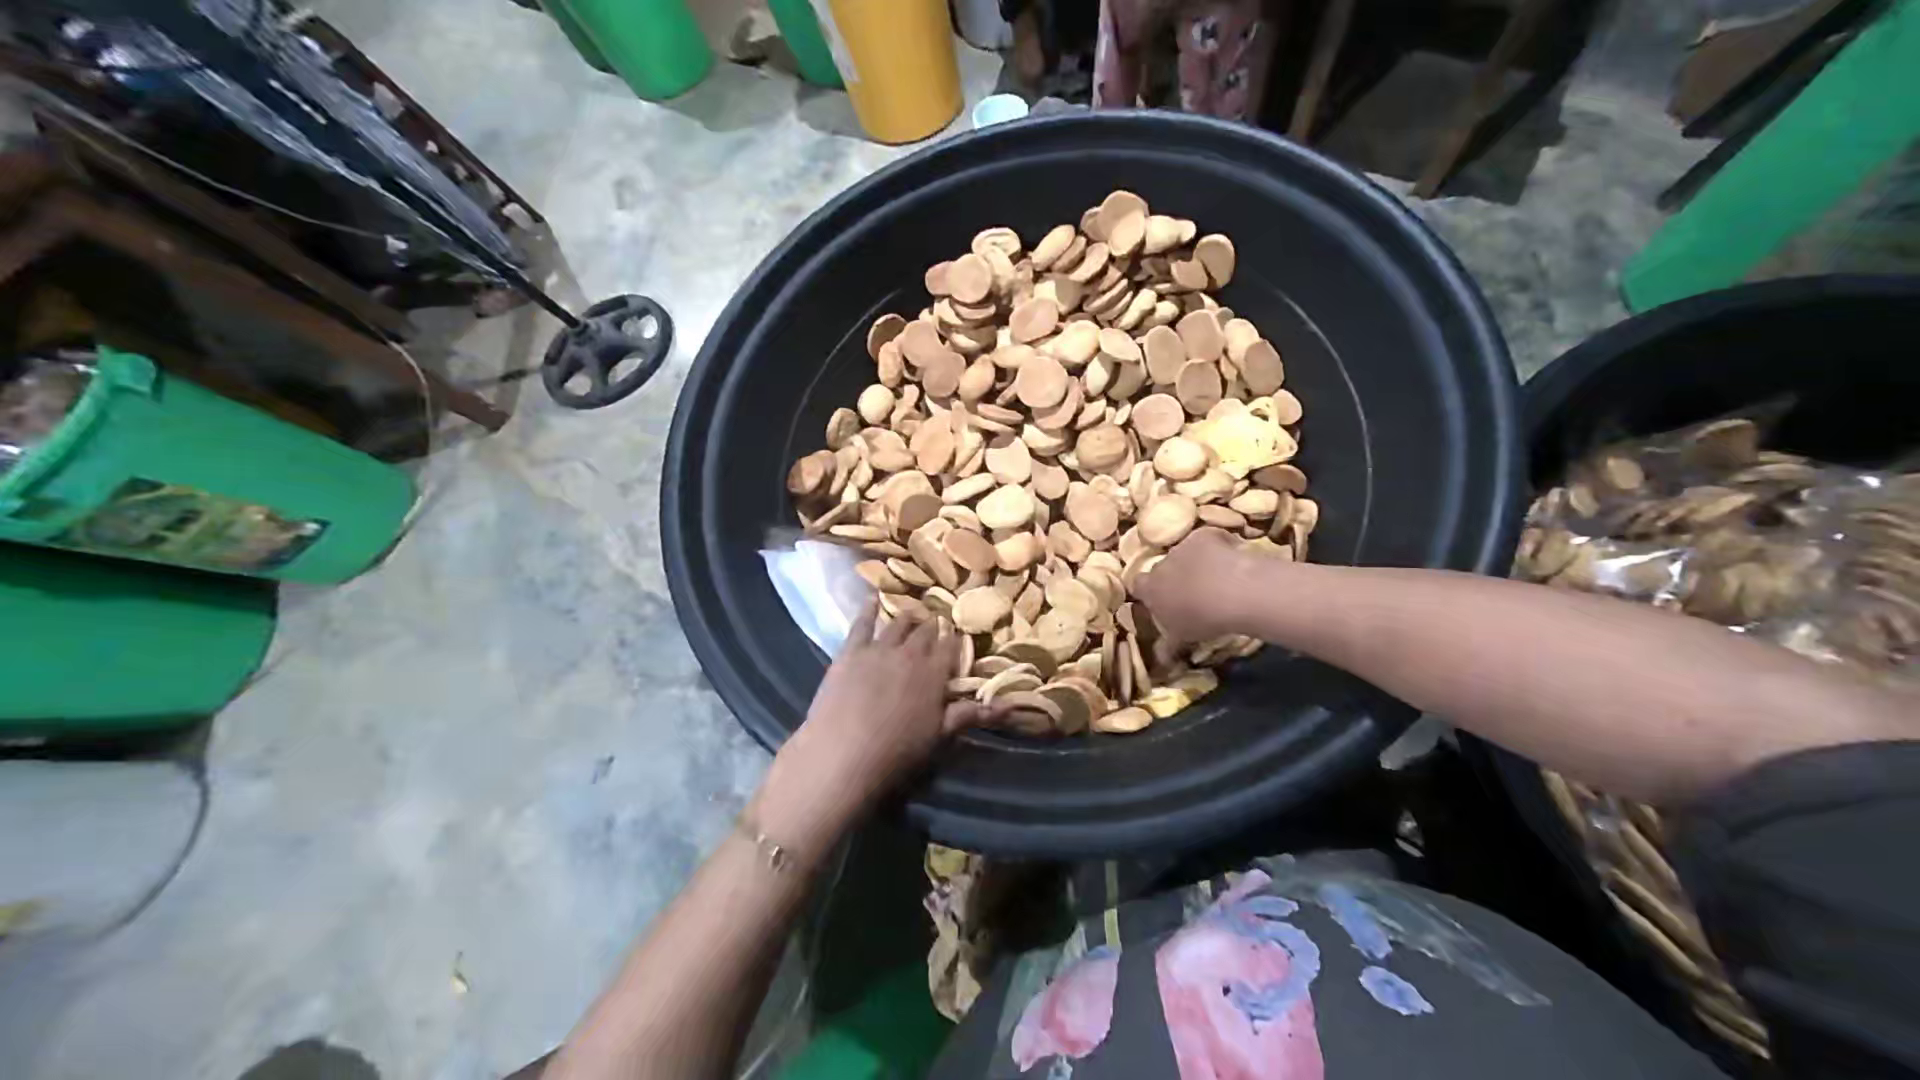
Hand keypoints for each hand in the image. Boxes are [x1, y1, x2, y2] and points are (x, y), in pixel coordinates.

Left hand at [756, 601, 993, 849]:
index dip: (955, 640)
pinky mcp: (850, 651)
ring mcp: (879, 648)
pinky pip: (862, 623)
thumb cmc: (899, 750)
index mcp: (935, 672)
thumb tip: (1012, 706)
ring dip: (908, 617)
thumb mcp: (941, 735)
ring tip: (913, 614)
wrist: (845, 753)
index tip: (958, 636)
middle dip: (934, 626)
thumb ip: (973, 714)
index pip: (951, 647)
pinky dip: (868, 609)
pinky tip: (871, 599)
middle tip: (936, 624)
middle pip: (926, 632)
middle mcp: (911, 652)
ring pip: (898, 623)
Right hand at [1134, 528, 1254, 646]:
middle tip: (1194, 592)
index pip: (1138, 585)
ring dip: (1197, 563)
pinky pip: (1209, 541)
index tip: (1162, 599)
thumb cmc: (1201, 619)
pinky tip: (1233, 563)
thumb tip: (1161, 658)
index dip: (1149, 591)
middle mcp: (1161, 564)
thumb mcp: (1182, 638)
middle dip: (1175, 576)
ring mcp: (1183, 546)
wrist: (1232, 591)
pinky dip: (1218, 549)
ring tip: (1219, 579)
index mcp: (1150, 588)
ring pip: (1186, 553)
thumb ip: (1167, 645)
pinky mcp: (1206, 534)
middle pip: (1163, 568)